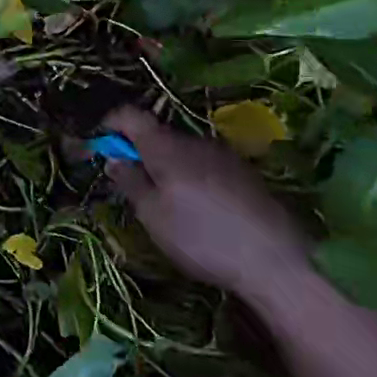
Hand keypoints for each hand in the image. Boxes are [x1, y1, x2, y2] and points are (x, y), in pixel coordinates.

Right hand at [102, 107, 308, 296]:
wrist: (276, 261)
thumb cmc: (201, 237)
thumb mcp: (152, 215)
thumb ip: (130, 181)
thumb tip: (113, 158)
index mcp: (165, 147)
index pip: (130, 115)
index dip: (111, 124)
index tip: (100, 143)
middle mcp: (194, 141)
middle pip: (158, 134)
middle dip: (139, 152)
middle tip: (132, 185)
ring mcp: (223, 155)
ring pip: (183, 151)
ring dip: (167, 167)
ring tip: (167, 204)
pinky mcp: (245, 174)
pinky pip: (205, 165)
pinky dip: (191, 177)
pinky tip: (200, 211)